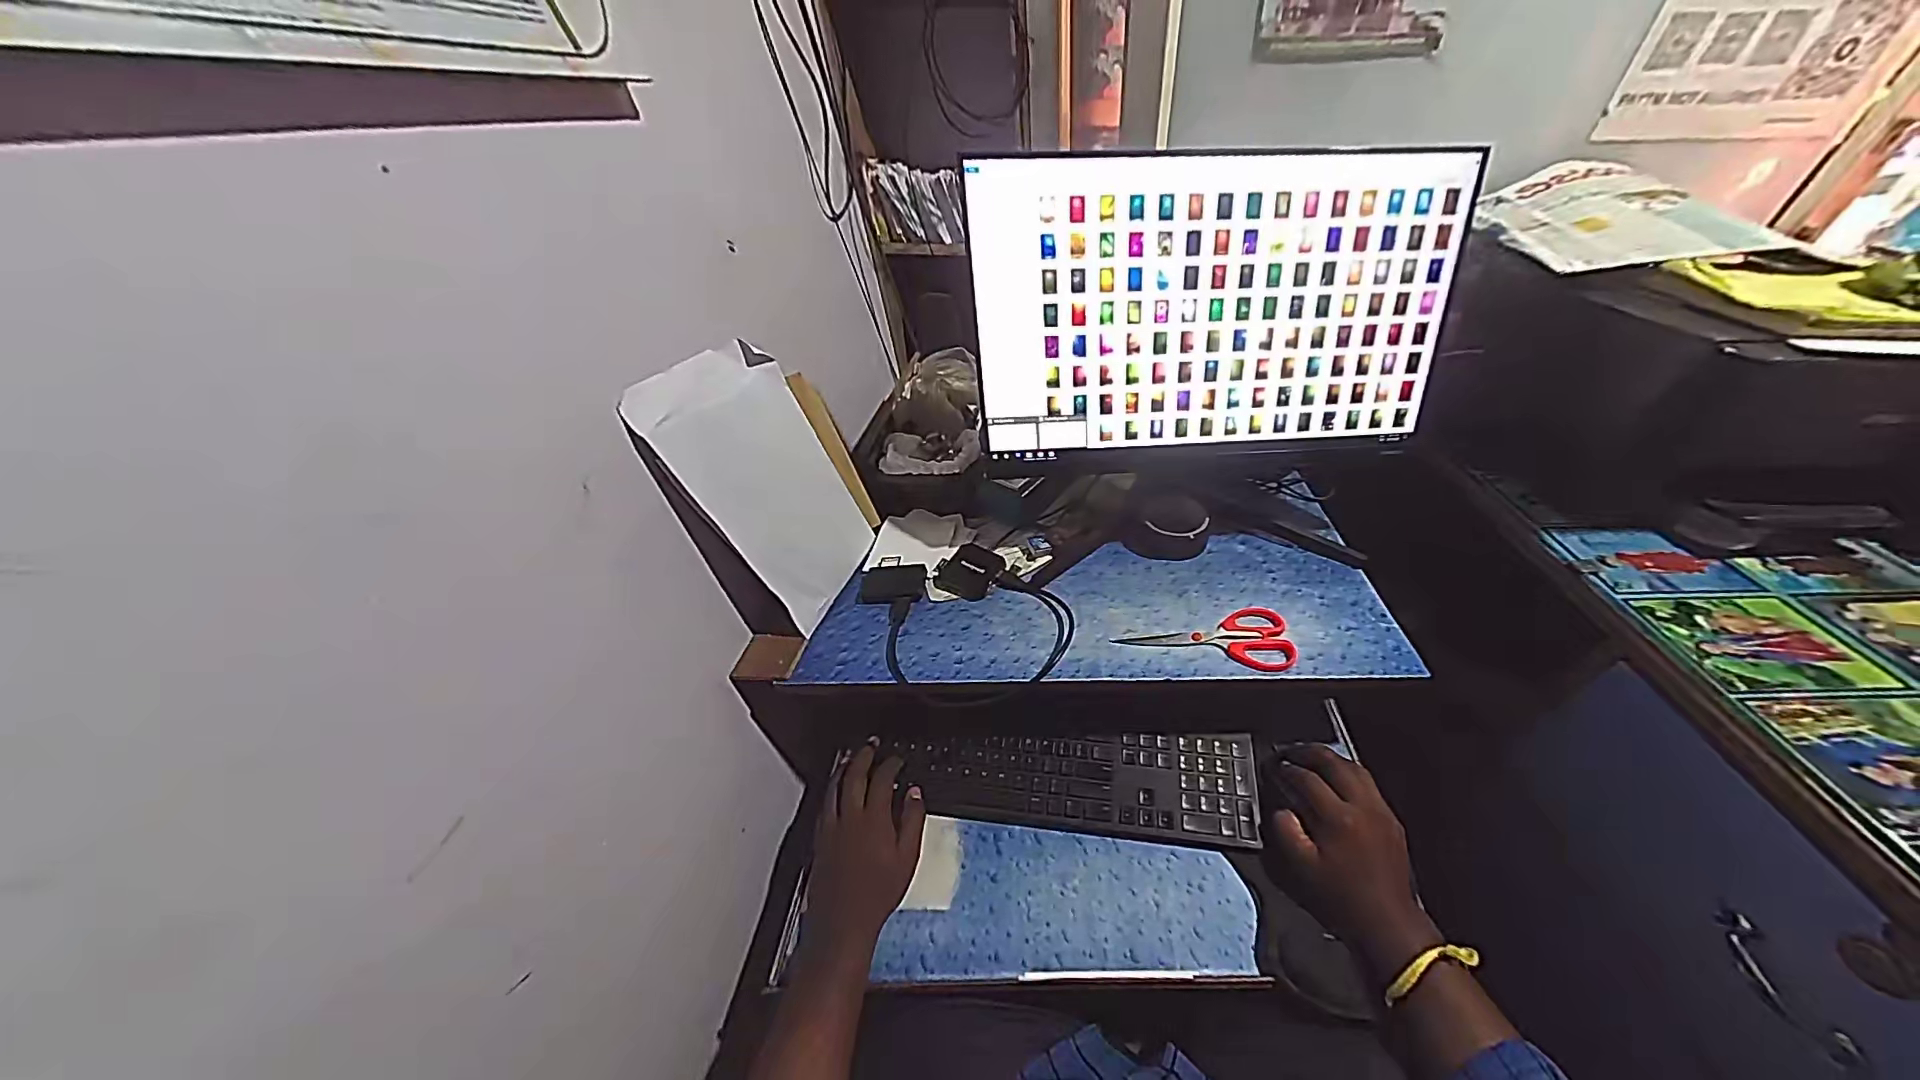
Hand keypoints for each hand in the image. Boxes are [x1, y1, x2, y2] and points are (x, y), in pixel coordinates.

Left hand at [807, 742, 925, 957]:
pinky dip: (831, 788)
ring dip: (844, 767)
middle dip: (864, 756)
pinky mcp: (820, 837)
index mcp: (874, 819)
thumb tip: (914, 794)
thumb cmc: (877, 894)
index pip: (882, 779)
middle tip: (872, 746)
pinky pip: (824, 802)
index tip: (897, 760)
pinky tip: (835, 788)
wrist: (843, 921)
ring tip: (852, 758)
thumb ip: (912, 820)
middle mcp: (850, 818)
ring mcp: (832, 826)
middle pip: (854, 775)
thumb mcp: (907, 857)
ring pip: (835, 785)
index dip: (890, 764)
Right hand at [1264, 744, 1439, 979]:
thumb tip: (1280, 810)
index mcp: (1338, 818)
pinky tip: (1337, 780)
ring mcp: (1381, 813)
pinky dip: (1348, 773)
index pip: (1306, 778)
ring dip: (1330, 759)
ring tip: (1312, 758)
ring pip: (1355, 769)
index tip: (1273, 769)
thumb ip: (1285, 831)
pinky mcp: (1392, 822)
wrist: (1387, 923)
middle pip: (1334, 763)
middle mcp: (1363, 809)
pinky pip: (1369, 783)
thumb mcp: (1301, 868)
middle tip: (1289, 752)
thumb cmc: (1342, 899)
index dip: (1285, 769)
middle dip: (1307, 752)